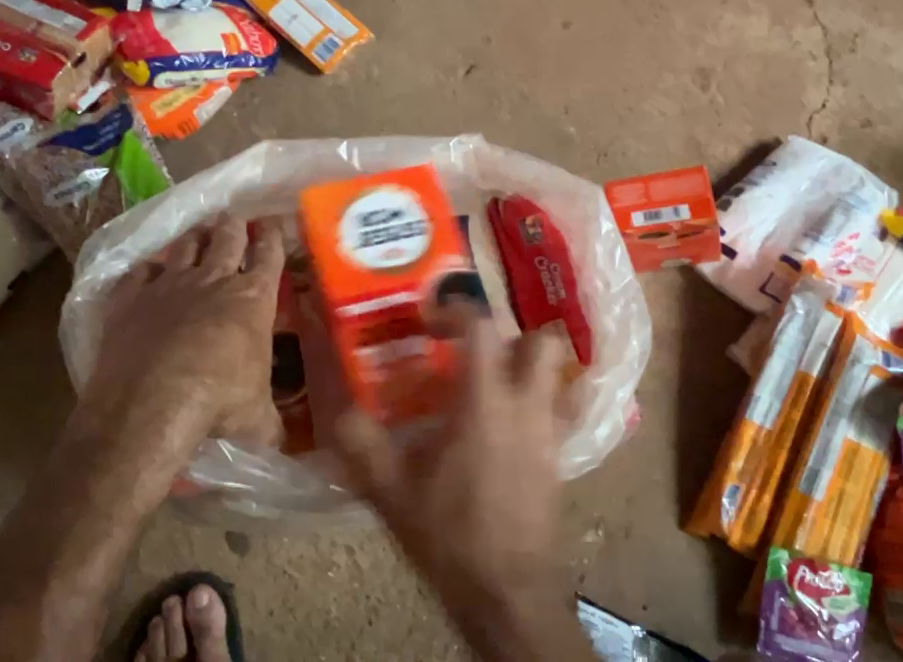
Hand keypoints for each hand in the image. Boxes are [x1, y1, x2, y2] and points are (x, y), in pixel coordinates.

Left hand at [83, 215, 287, 449]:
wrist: (150, 404)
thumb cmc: (218, 404)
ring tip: (198, 234)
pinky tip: (149, 272)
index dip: (272, 235)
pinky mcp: (130, 296)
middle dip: (234, 225)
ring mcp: (168, 284)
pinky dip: (148, 269)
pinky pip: (141, 270)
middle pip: (227, 235)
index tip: (273, 224)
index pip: (269, 254)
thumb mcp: (258, 419)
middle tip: (235, 222)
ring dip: (195, 237)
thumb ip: (272, 421)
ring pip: (185, 244)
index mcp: (253, 299)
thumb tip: (282, 441)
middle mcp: (213, 280)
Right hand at [333, 316, 591, 661]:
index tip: (431, 321)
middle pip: (542, 341)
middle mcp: (526, 406)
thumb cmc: (450, 534)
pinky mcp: (562, 461)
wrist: (507, 591)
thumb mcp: (391, 490)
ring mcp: (551, 433)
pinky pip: (565, 413)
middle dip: (512, 333)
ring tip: (499, 377)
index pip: (482, 327)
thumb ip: (361, 444)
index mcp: (484, 401)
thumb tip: (336, 409)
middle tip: (476, 347)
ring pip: (561, 375)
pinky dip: (548, 402)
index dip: (456, 310)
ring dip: (534, 365)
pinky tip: (518, 421)